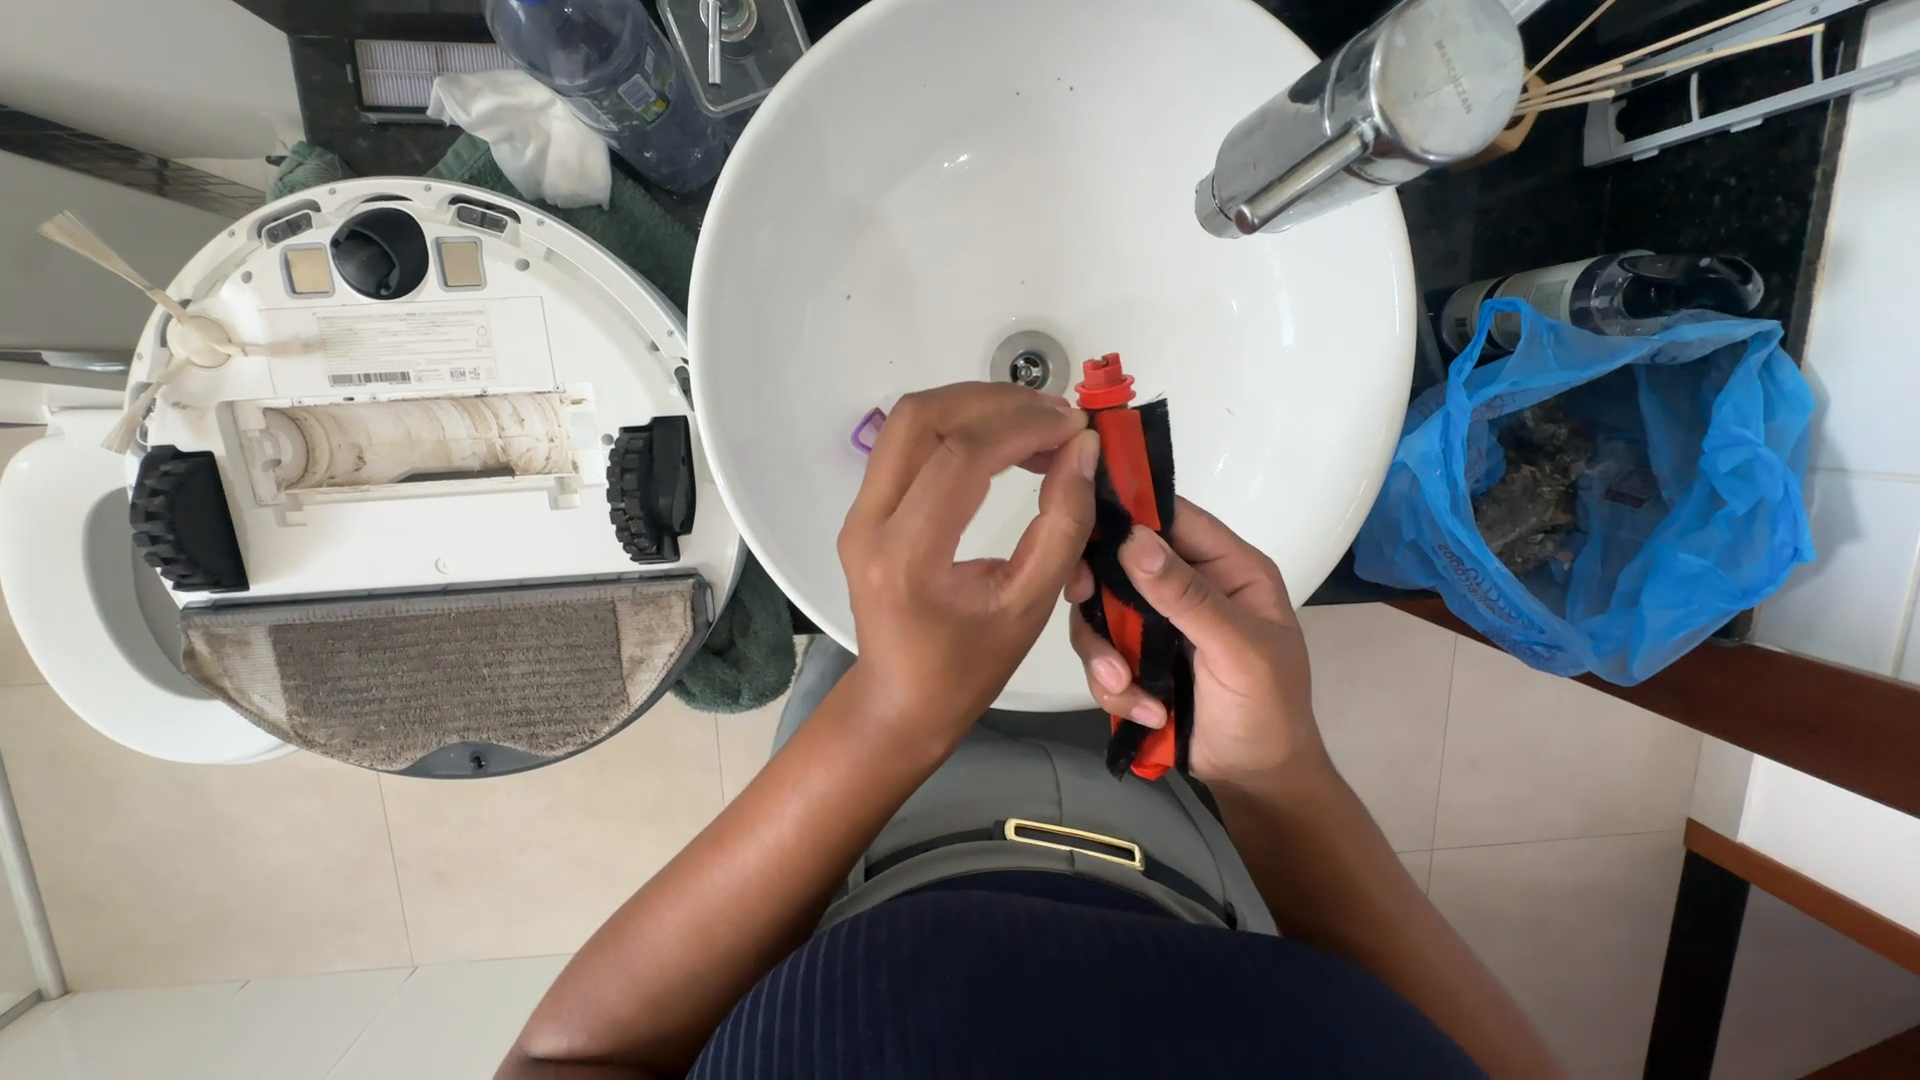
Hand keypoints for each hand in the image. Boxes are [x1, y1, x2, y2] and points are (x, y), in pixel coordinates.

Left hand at [839, 382, 1099, 750]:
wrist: (901, 700)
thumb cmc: (967, 668)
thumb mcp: (1029, 607)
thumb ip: (1062, 525)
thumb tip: (1083, 450)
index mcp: (906, 557)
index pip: (961, 456)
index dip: (1024, 428)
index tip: (1076, 428)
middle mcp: (869, 523)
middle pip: (921, 417)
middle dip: (996, 401)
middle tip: (1057, 416)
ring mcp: (859, 513)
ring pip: (909, 420)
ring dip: (977, 406)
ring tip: (1038, 424)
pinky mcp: (865, 509)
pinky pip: (908, 444)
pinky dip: (959, 427)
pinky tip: (1005, 444)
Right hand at [1066, 498, 1324, 786]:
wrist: (1253, 779)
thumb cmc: (1267, 709)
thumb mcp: (1239, 650)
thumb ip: (1188, 596)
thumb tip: (1133, 538)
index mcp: (1227, 568)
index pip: (1172, 517)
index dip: (1129, 512)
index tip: (1082, 522)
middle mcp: (1186, 586)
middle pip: (1120, 561)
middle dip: (1097, 589)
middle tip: (1080, 602)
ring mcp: (1155, 623)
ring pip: (1099, 611)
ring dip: (1103, 651)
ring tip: (1125, 686)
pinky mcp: (1133, 659)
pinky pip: (1100, 655)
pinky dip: (1112, 686)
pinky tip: (1144, 711)